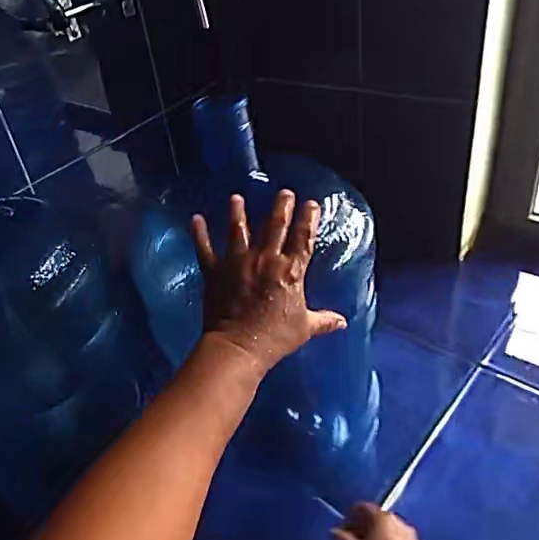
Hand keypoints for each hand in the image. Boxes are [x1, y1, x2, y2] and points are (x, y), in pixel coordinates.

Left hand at [190, 190, 347, 372]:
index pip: (303, 238)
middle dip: (281, 206)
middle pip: (274, 225)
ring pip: (238, 229)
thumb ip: (323, 320)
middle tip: (283, 192)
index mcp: (289, 271)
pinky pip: (205, 248)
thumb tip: (343, 321)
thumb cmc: (274, 338)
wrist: (238, 347)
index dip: (308, 219)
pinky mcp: (215, 271)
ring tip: (236, 198)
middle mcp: (264, 259)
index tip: (311, 203)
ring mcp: (237, 262)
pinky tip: (195, 219)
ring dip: (237, 212)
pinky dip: (199, 233)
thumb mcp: (304, 328)